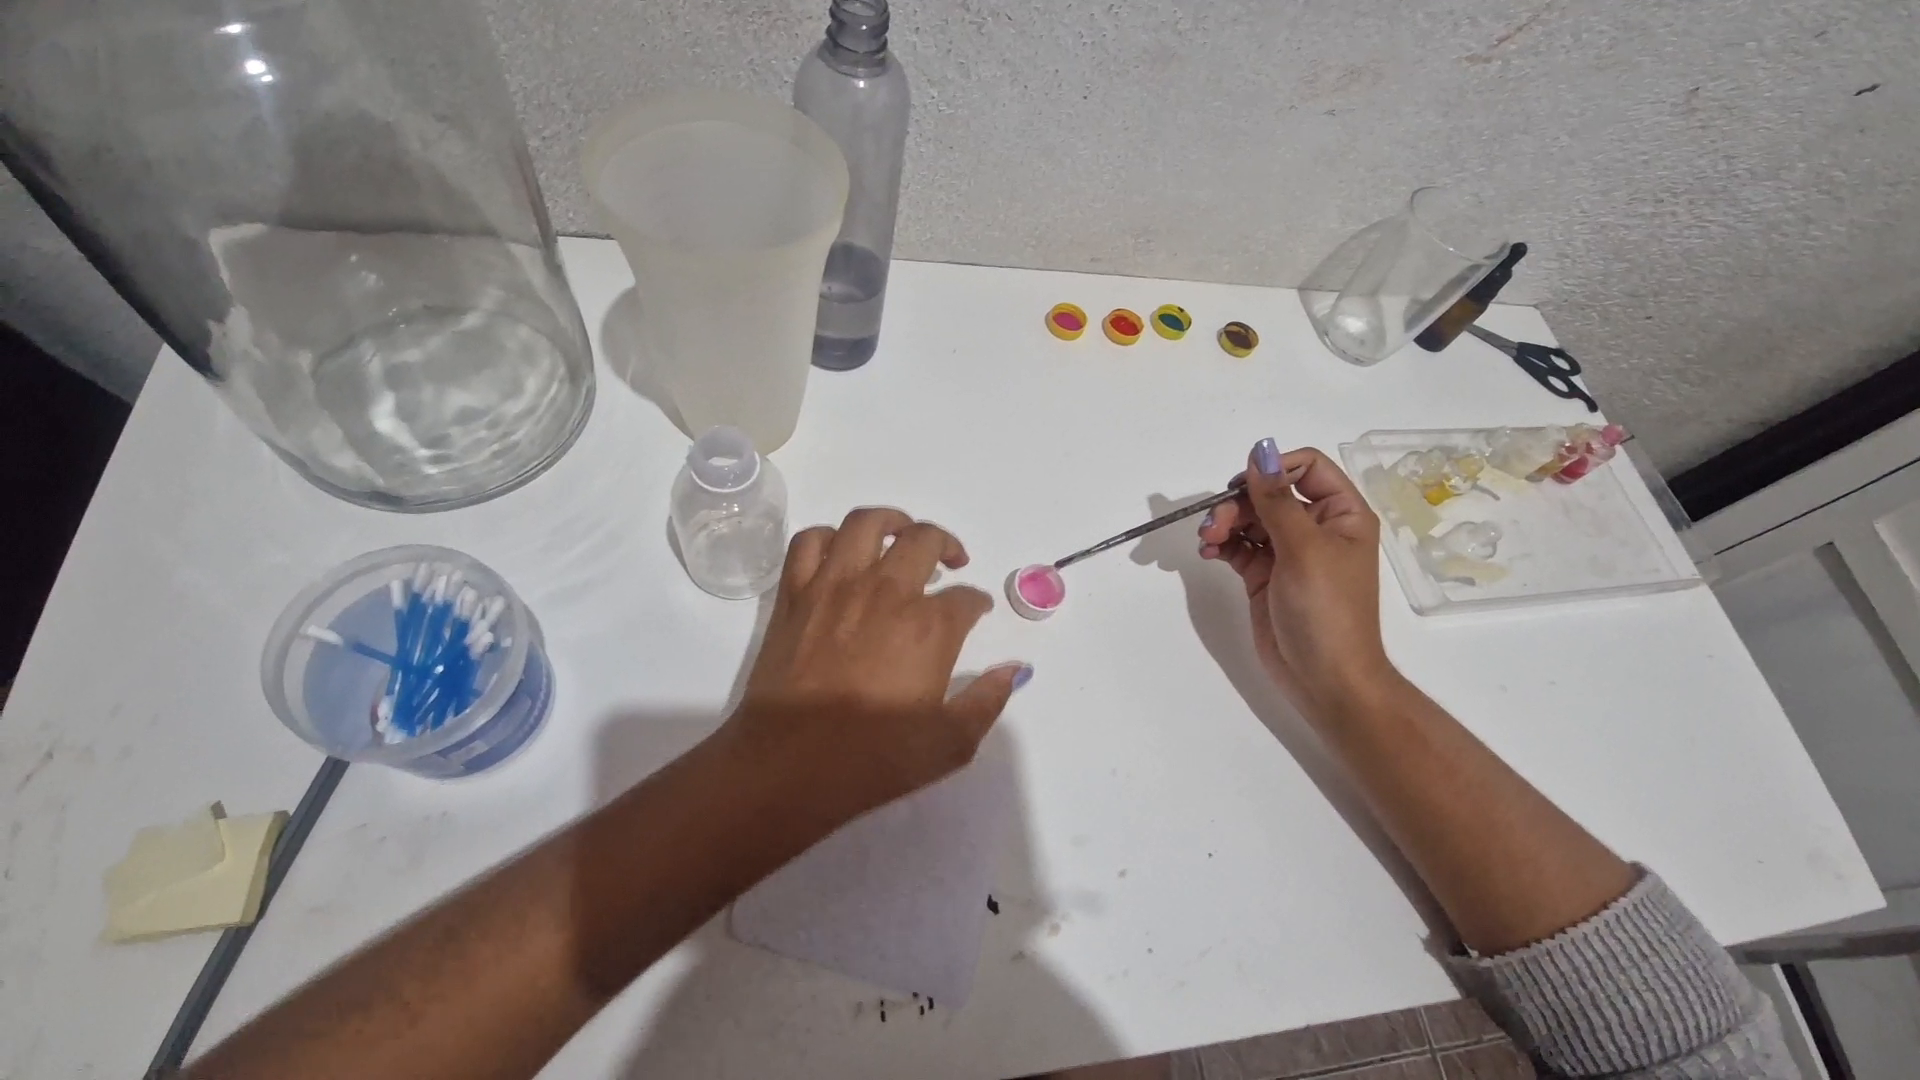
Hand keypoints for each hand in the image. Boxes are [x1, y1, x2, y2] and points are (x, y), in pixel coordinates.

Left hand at [727, 508, 1029, 820]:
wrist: (789, 764)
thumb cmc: (873, 759)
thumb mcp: (949, 744)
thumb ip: (987, 701)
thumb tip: (1014, 669)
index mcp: (929, 626)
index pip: (966, 598)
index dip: (977, 603)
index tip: (976, 612)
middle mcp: (886, 592)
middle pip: (923, 540)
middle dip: (946, 545)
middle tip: (950, 561)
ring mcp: (834, 586)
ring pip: (866, 523)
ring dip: (892, 521)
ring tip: (901, 535)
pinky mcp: (794, 594)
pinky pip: (809, 541)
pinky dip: (828, 536)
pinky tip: (840, 553)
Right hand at [1197, 441, 1394, 724]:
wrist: (1324, 678)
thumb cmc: (1326, 610)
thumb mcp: (1303, 549)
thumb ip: (1276, 499)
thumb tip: (1260, 450)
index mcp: (1341, 514)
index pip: (1306, 468)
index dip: (1273, 469)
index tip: (1242, 486)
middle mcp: (1316, 527)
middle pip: (1269, 493)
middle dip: (1238, 502)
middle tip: (1214, 524)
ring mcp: (1288, 552)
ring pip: (1249, 519)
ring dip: (1224, 523)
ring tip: (1208, 541)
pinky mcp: (1264, 575)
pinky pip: (1238, 546)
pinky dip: (1221, 544)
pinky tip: (1209, 552)